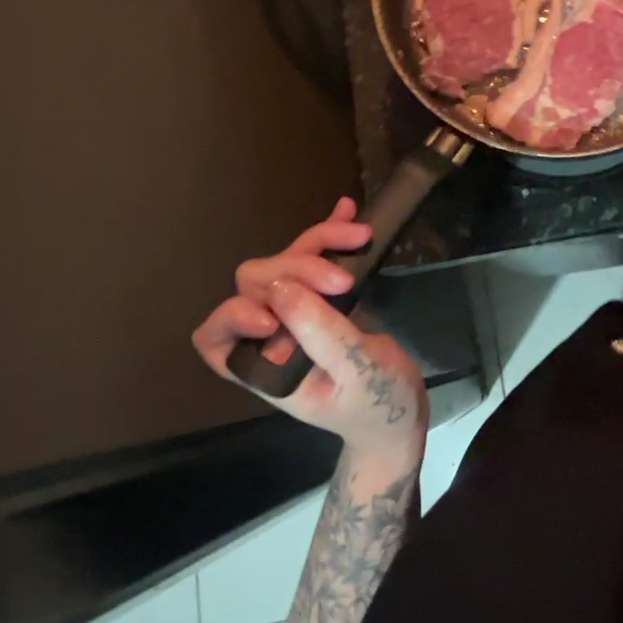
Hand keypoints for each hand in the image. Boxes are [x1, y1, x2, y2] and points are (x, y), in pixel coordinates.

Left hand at [191, 198, 427, 464]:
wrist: (404, 412)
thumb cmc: (379, 405)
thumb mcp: (355, 373)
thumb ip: (319, 333)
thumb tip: (282, 287)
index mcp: (264, 368)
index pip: (218, 336)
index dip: (235, 316)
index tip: (273, 319)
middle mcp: (271, 337)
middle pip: (257, 285)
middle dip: (296, 271)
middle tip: (343, 280)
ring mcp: (297, 313)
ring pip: (288, 263)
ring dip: (319, 243)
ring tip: (359, 235)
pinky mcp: (324, 296)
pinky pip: (317, 258)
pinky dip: (329, 234)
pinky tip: (348, 211)